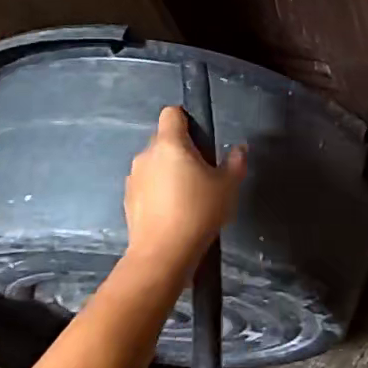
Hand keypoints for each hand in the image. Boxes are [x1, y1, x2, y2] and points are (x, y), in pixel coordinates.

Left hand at [123, 106, 246, 275]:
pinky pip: (146, 184)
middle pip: (164, 138)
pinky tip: (172, 211)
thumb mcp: (227, 187)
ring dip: (167, 170)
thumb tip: (240, 149)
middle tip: (201, 171)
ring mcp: (134, 177)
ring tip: (186, 195)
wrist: (162, 254)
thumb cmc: (198, 212)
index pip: (172, 113)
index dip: (186, 119)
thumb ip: (235, 163)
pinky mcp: (128, 198)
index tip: (201, 138)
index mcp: (170, 143)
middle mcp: (147, 154)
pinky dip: (157, 190)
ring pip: (154, 162)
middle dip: (181, 148)